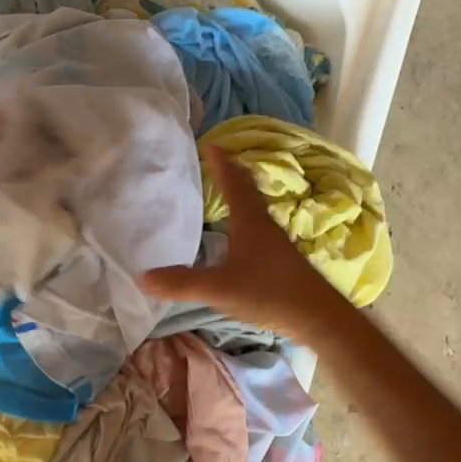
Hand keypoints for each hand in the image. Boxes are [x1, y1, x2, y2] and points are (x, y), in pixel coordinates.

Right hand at [140, 144, 354, 341]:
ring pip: (255, 209)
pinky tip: (239, 236)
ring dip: (241, 195)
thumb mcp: (218, 289)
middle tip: (217, 161)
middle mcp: (264, 225)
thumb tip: (142, 277)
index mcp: (249, 221)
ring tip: (225, 192)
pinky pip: (259, 228)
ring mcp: (275, 243)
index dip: (221, 163)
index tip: (210, 144)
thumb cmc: (269, 292)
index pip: (233, 183)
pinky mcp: (282, 260)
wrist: (318, 317)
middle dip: (232, 174)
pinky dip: (246, 220)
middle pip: (248, 191)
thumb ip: (181, 283)